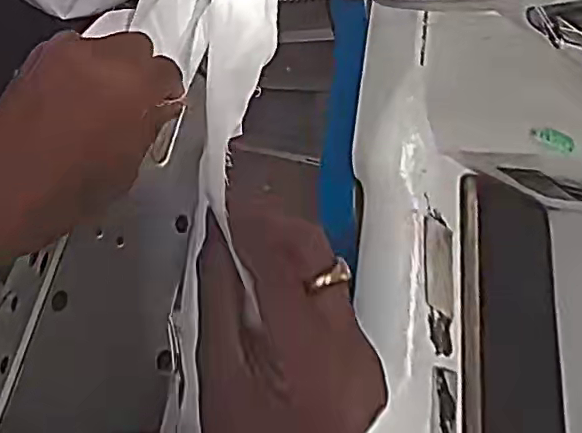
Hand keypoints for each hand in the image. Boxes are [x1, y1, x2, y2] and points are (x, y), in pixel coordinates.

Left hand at [0, 30, 182, 296]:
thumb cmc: (46, 195)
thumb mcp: (121, 173)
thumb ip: (147, 129)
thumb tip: (156, 112)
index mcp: (131, 89)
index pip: (168, 72)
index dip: (165, 94)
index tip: (159, 105)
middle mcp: (101, 60)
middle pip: (141, 47)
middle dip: (140, 74)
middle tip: (133, 104)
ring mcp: (68, 53)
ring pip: (109, 44)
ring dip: (111, 68)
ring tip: (99, 104)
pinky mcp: (41, 55)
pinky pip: (77, 51)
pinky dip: (81, 68)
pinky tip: (73, 100)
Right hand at [199, 198, 386, 432]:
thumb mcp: (220, 379)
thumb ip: (218, 300)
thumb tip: (216, 243)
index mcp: (309, 352)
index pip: (278, 257)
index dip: (247, 221)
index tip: (224, 201)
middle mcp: (349, 346)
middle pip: (313, 251)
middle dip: (272, 223)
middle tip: (237, 217)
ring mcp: (363, 352)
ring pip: (326, 267)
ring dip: (285, 247)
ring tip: (247, 248)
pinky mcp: (366, 358)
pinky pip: (333, 295)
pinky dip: (301, 278)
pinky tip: (271, 285)